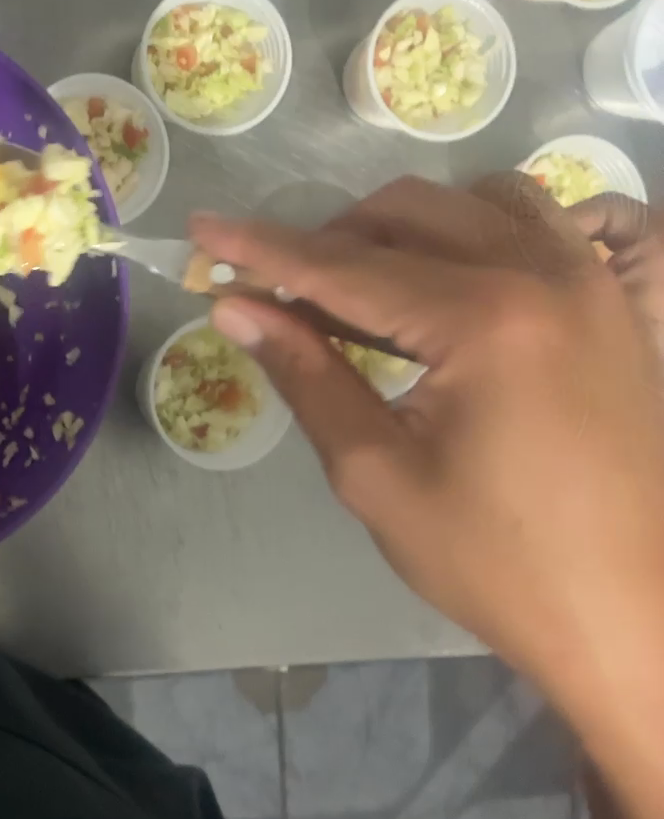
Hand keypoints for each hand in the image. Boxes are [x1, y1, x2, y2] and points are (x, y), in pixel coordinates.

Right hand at [189, 174, 663, 681]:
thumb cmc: (489, 554)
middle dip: (324, 239)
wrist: (637, 617)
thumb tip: (232, 307)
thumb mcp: (369, 467)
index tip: (199, 226)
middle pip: (409, 213)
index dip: (258, 246)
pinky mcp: (623, 313)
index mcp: (486, 322)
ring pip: (482, 202)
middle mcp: (551, 280)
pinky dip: (479, 234)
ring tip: (352, 288)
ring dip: (402, 228)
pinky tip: (441, 285)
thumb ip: (303, 371)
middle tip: (269, 291)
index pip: (340, 265)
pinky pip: (550, 227)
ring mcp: (601, 290)